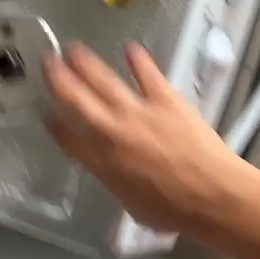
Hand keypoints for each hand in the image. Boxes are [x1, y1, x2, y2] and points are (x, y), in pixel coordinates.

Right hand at [43, 43, 259, 232]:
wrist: (212, 195)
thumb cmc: (174, 211)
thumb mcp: (131, 204)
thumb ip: (116, 180)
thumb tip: (112, 170)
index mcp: (101, 162)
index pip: (67, 137)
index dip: (54, 123)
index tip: (46, 111)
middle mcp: (111, 132)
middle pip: (76, 100)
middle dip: (59, 79)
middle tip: (48, 62)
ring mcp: (138, 112)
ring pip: (104, 81)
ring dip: (86, 63)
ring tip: (73, 48)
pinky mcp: (166, 100)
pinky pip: (147, 74)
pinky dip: (137, 59)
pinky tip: (130, 47)